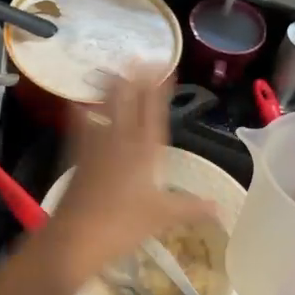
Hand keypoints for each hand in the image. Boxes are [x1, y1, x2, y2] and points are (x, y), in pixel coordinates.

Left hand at [33, 69, 213, 287]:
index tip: (163, 66)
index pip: (153, 110)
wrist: (75, 236)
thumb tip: (219, 208)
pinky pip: (80, 126)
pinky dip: (81, 111)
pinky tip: (76, 102)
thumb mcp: (162, 217)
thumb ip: (190, 208)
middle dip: (134, 78)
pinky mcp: (76, 156)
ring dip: (110, 87)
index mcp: (144, 151)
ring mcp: (94, 146)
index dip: (158, 87)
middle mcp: (119, 141)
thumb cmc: (122, 225)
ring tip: (113, 69)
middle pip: (127, 100)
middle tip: (138, 57)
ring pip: (104, 108)